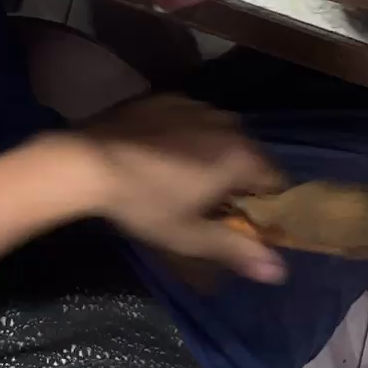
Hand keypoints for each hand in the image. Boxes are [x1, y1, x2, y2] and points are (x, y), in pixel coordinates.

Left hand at [72, 94, 288, 283]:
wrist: (88, 160)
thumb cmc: (144, 202)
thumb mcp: (190, 236)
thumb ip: (237, 249)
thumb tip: (279, 271)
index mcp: (240, 155)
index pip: (276, 181)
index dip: (265, 204)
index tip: (244, 221)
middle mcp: (225, 122)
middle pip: (248, 154)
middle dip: (238, 178)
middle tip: (212, 204)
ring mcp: (193, 104)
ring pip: (219, 133)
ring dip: (213, 152)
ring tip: (185, 177)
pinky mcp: (165, 96)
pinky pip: (190, 118)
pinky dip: (187, 134)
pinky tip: (162, 152)